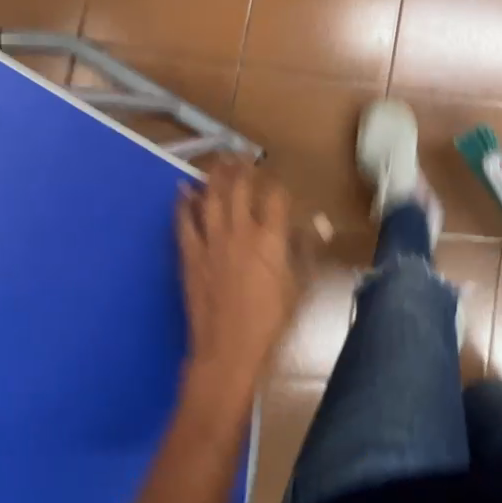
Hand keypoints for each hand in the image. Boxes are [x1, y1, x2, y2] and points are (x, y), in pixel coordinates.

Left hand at [174, 158, 302, 387]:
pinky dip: (184, 204)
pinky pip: (185, 223)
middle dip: (242, 168)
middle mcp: (241, 232)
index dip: (276, 183)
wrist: (227, 350)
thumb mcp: (300, 285)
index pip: (275, 197)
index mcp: (272, 238)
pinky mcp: (190, 256)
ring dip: (215, 177)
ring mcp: (212, 242)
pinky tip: (184, 190)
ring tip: (219, 161)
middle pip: (240, 189)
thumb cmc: (271, 320)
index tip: (276, 174)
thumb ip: (306, 250)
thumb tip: (317, 226)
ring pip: (212, 199)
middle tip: (241, 153)